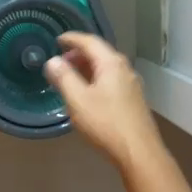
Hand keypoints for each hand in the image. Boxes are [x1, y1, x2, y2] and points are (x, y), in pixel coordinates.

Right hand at [43, 31, 163, 169]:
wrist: (139, 153)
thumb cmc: (106, 123)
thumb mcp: (78, 100)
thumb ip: (63, 77)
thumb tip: (52, 61)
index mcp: (111, 64)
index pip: (90, 41)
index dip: (72, 38)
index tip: (56, 40)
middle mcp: (124, 69)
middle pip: (99, 53)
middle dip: (78, 54)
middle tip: (60, 62)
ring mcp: (131, 84)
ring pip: (106, 67)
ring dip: (86, 67)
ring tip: (70, 77)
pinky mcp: (133, 99)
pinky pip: (111, 79)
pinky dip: (95, 78)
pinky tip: (87, 93)